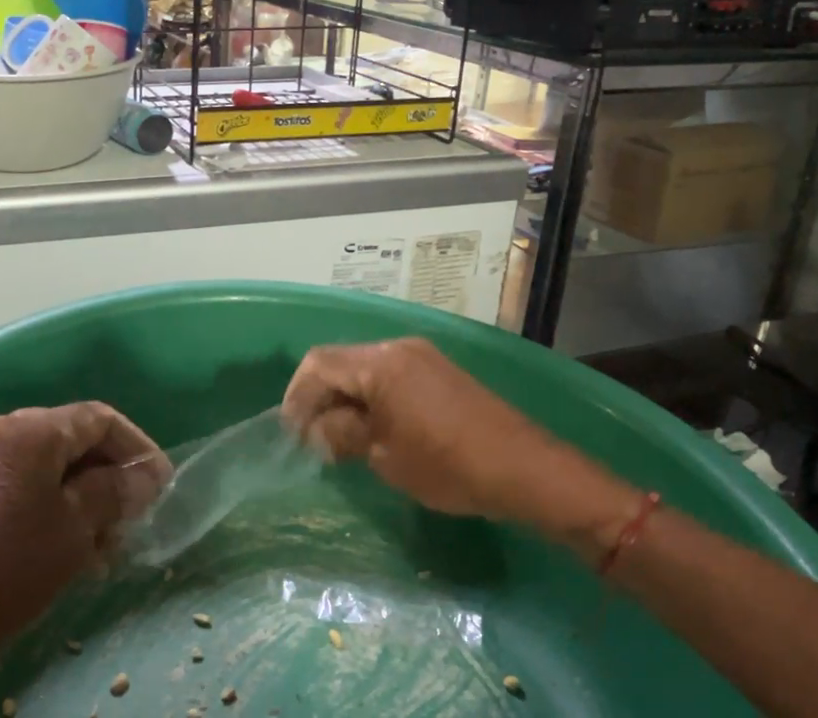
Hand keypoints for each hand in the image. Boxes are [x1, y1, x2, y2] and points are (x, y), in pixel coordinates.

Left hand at [0, 403, 170, 676]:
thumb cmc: (8, 567)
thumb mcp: (74, 530)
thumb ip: (115, 492)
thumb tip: (148, 476)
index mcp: (31, 429)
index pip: (100, 418)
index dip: (137, 448)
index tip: (163, 485)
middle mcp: (5, 430)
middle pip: (75, 438)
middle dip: (111, 475)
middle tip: (135, 520)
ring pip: (52, 464)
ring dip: (86, 495)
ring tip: (106, 544)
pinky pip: (28, 482)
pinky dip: (57, 505)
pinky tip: (71, 547)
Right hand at [280, 338, 633, 542]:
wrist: (525, 469)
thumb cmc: (448, 465)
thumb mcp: (384, 456)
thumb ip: (343, 435)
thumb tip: (318, 431)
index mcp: (380, 363)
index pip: (318, 364)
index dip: (297, 396)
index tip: (291, 433)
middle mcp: (398, 347)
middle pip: (340, 361)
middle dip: (319, 396)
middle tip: (312, 438)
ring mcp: (422, 356)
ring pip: (365, 367)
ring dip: (346, 397)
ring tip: (340, 438)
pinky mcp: (439, 371)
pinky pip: (389, 374)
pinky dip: (371, 396)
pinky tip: (373, 428)